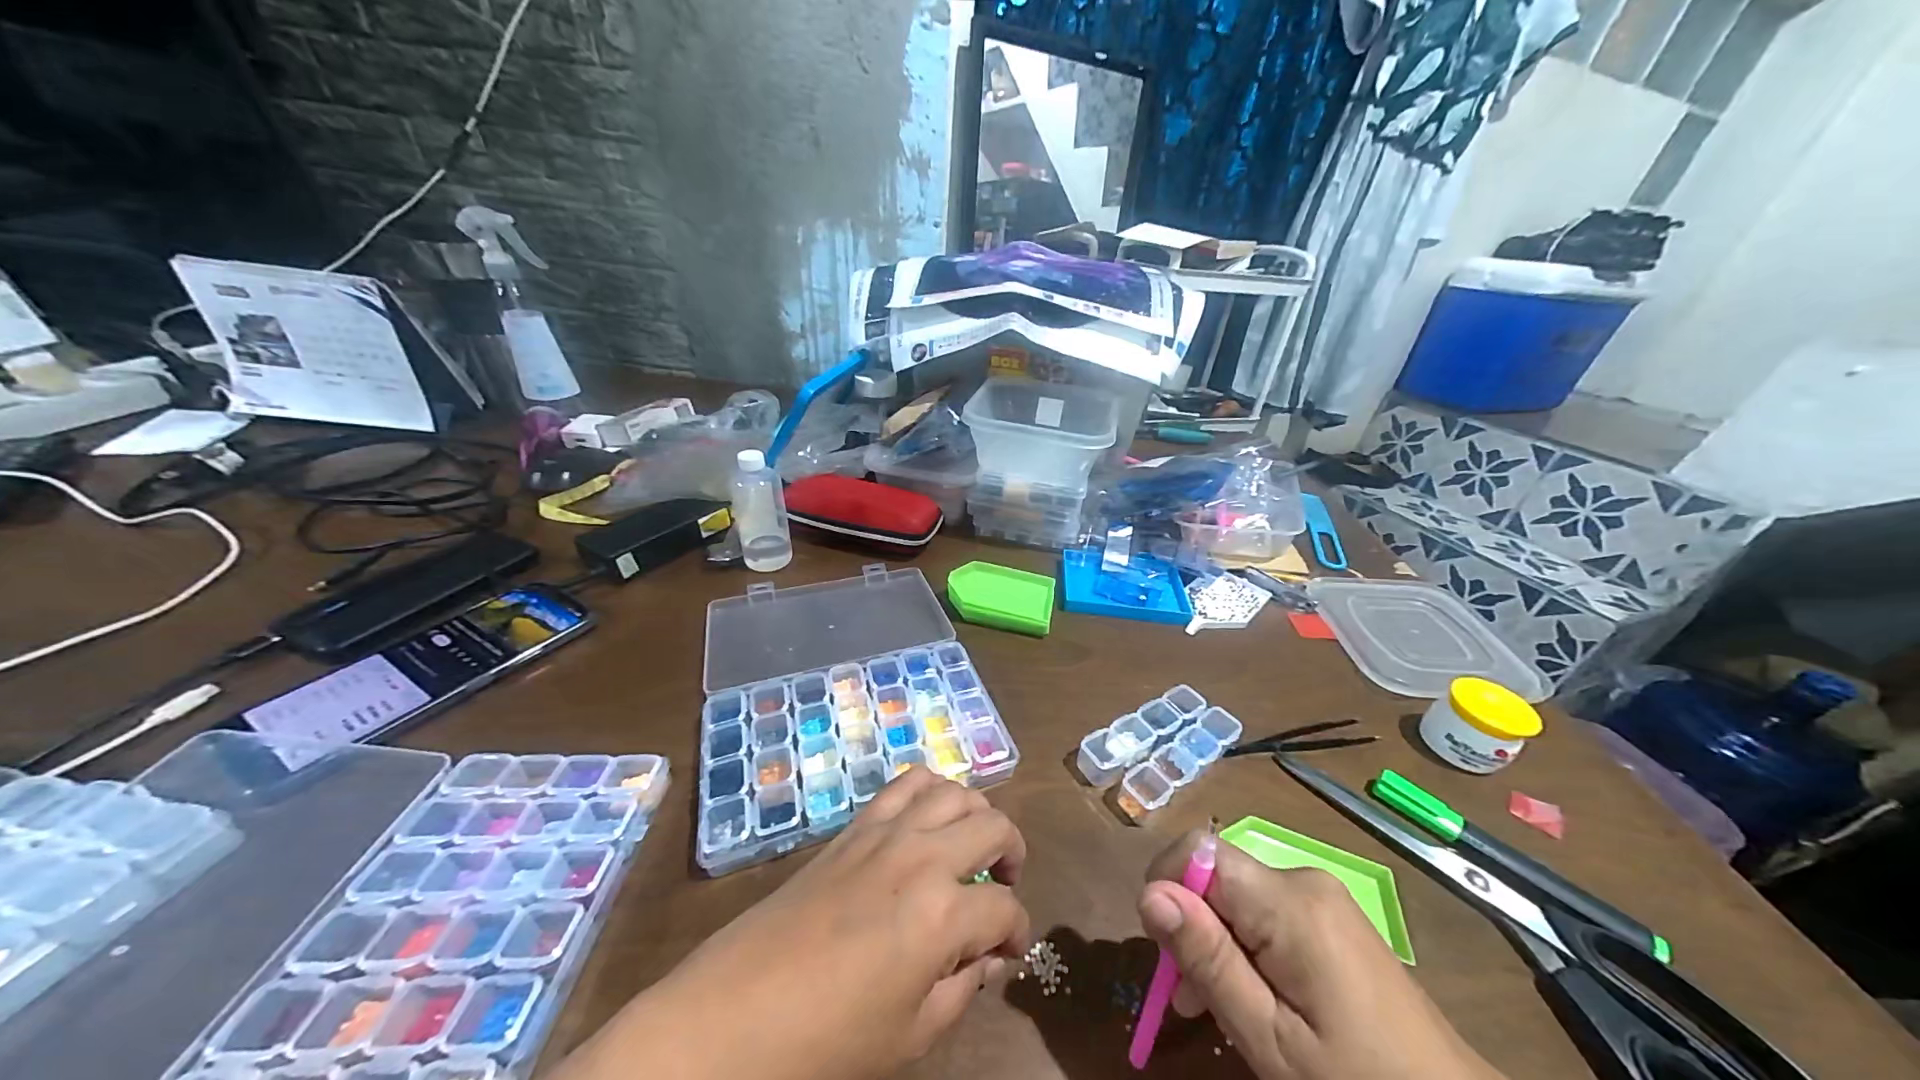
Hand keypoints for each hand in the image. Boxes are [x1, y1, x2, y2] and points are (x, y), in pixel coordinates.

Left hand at [555, 767, 1028, 1079]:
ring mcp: (884, 833)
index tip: (1010, 953)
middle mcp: (921, 856)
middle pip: (993, 826)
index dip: (1018, 933)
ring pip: (952, 790)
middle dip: (1012, 855)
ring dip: (974, 812)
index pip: (1007, 910)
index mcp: (942, 914)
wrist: (733, 1014)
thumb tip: (990, 959)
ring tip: (971, 845)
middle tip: (1003, 888)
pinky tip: (927, 820)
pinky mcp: (852, 827)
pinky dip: (929, 790)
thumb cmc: (826, 1041)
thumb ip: (963, 988)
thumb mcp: (911, 1034)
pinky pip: (902, 784)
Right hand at [1139, 830, 1503, 1079]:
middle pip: (1216, 876)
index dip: (1166, 885)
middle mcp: (1304, 880)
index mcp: (1290, 902)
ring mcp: (1322, 899)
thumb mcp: (1270, 1036)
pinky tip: (1249, 998)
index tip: (1162, 950)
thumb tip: (1148, 893)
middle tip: (1187, 1001)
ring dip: (1212, 943)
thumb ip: (1208, 959)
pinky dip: (1242, 947)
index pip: (1198, 849)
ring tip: (1212, 1010)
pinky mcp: (1330, 919)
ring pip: (1236, 897)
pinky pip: (1264, 913)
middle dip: (1190, 927)